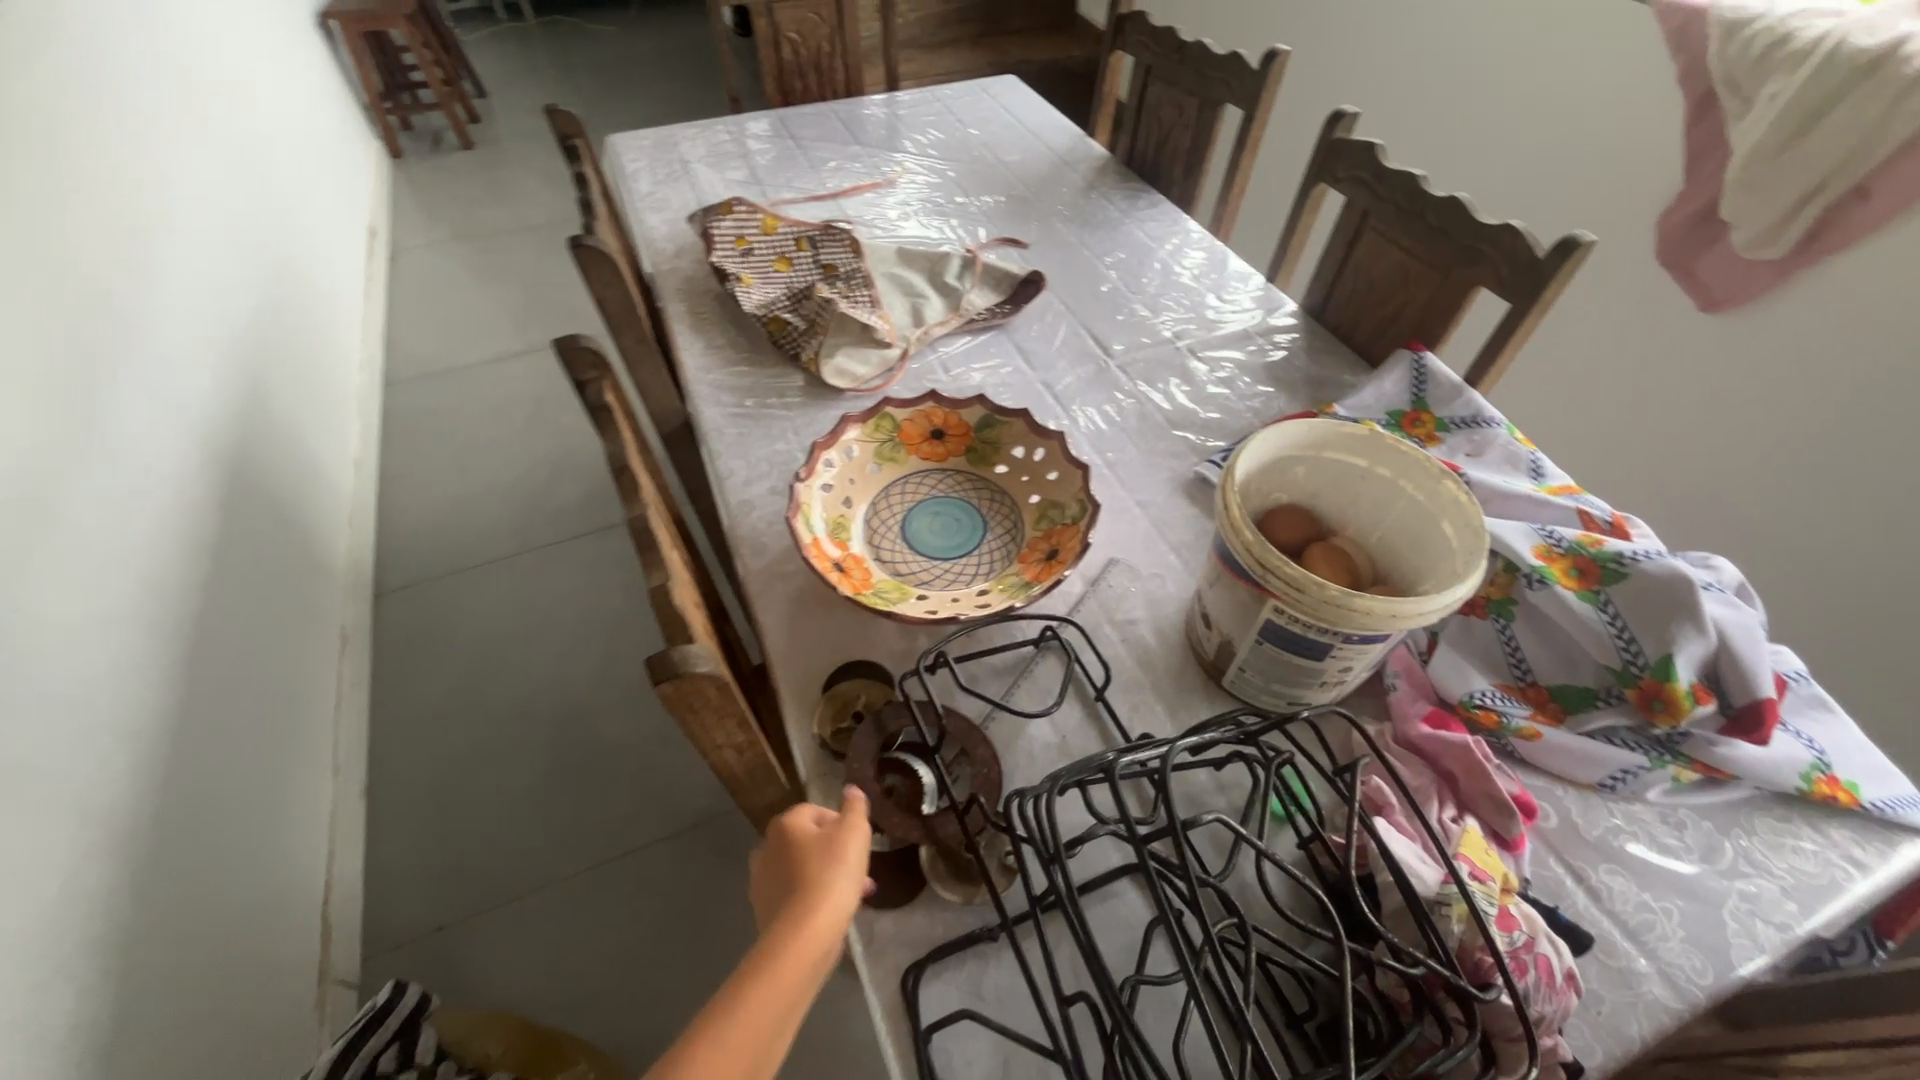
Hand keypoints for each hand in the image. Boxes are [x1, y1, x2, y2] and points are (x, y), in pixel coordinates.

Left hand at [748, 786, 873, 937]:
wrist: (804, 936)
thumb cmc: (831, 876)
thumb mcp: (854, 834)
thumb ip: (855, 807)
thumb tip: (851, 789)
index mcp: (785, 824)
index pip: (815, 811)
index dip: (841, 823)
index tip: (859, 843)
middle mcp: (766, 847)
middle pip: (809, 842)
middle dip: (837, 854)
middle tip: (861, 871)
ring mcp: (761, 880)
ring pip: (803, 870)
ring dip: (828, 876)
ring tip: (855, 895)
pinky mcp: (764, 909)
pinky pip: (795, 894)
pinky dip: (813, 897)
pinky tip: (833, 911)